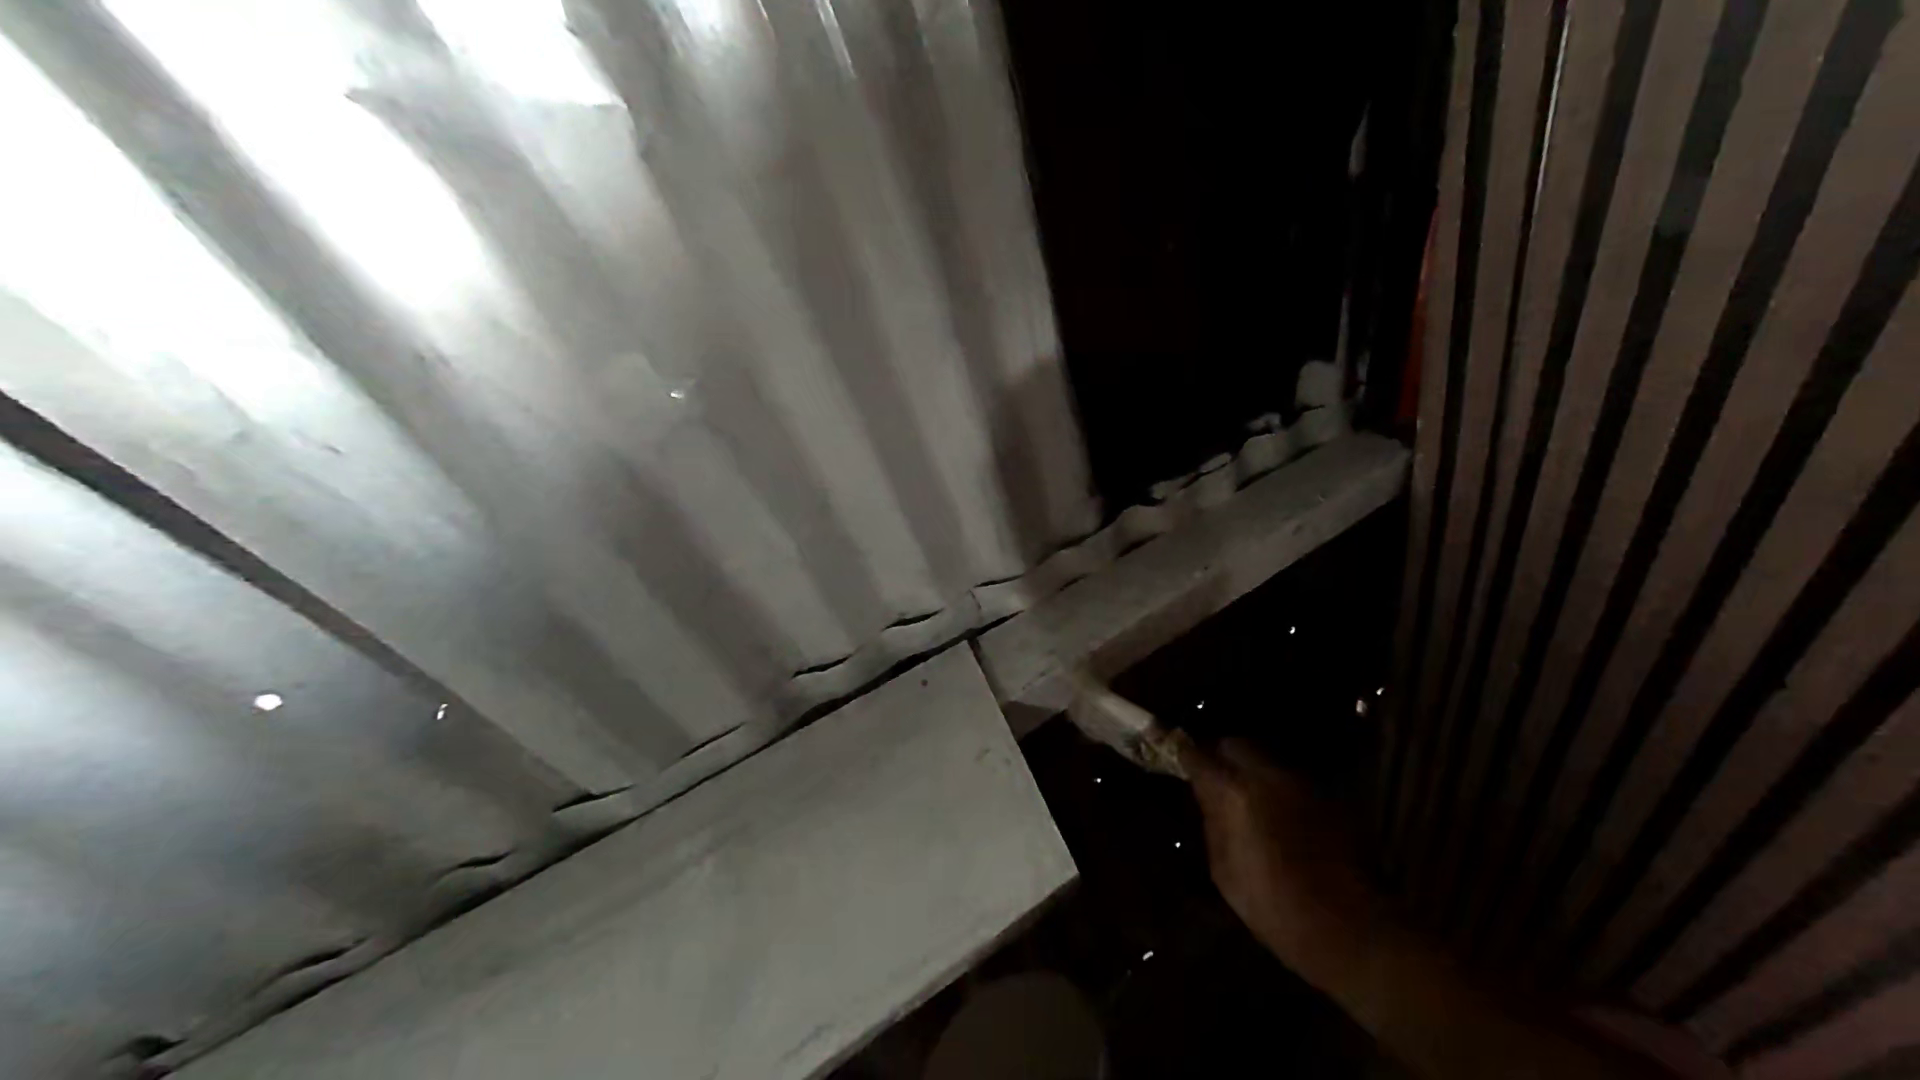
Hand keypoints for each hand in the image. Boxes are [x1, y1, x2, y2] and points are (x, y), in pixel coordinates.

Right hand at [1179, 737, 1378, 983]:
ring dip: (1248, 769)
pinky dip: (1273, 786)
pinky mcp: (1325, 797)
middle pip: (1234, 743)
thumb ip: (1211, 821)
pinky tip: (1273, 813)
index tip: (1172, 756)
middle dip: (1218, 754)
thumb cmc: (1273, 907)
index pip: (1197, 754)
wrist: (1348, 929)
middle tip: (1210, 777)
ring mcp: (1300, 783)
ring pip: (1263, 758)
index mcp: (1234, 792)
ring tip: (1241, 795)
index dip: (1181, 753)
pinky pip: (1287, 778)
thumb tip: (1205, 796)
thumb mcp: (1223, 869)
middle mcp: (1267, 775)